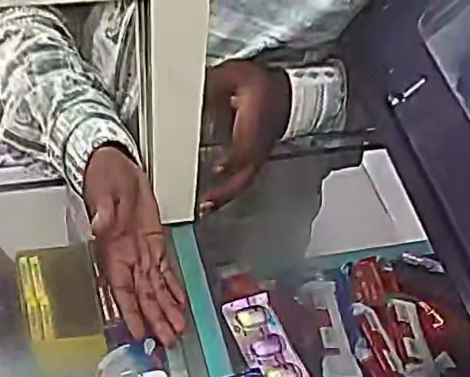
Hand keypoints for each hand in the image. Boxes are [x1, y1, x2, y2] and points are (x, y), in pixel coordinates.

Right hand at [84, 145, 187, 346]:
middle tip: (169, 341)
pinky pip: (164, 273)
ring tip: (178, 331)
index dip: (131, 313)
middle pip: (144, 298)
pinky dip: (173, 290)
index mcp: (113, 253)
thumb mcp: (102, 190)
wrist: (112, 163)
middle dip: (156, 320)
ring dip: (167, 312)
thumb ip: (103, 211)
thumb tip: (100, 226)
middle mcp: (128, 261)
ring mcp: (141, 255)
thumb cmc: (102, 176)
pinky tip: (180, 305)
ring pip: (156, 291)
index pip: (123, 291)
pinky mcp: (154, 245)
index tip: (138, 333)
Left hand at [199, 60, 290, 214]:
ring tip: (203, 208)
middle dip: (225, 192)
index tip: (219, 168)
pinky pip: (240, 184)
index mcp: (253, 124)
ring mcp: (255, 160)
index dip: (233, 160)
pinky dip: (226, 195)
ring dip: (223, 198)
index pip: (245, 149)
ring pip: (241, 185)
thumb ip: (213, 82)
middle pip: (243, 177)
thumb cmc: (259, 88)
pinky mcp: (252, 166)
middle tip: (204, 202)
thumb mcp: (236, 75)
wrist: (282, 97)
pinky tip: (210, 201)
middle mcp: (256, 148)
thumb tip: (188, 89)